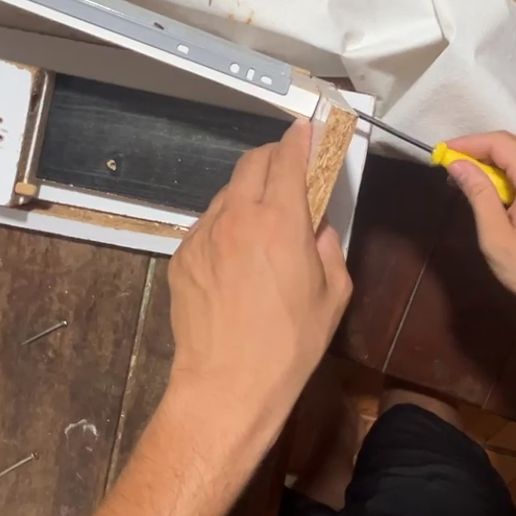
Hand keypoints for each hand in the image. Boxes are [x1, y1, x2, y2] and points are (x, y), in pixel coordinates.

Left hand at [165, 119, 353, 437]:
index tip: (307, 130)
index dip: (300, 138)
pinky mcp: (181, 256)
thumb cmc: (290, 344)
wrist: (226, 386)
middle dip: (273, 156)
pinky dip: (227, 224)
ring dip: (249, 192)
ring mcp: (203, 235)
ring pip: (227, 193)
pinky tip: (236, 256)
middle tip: (289, 168)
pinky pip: (208, 225)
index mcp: (280, 222)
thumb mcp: (333, 293)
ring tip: (262, 221)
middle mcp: (237, 218)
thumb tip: (316, 222)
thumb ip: (327, 244)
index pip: (288, 158)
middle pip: (251, 162)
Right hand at [443, 132, 515, 348]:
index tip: (443, 151)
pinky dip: (515, 173)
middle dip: (483, 148)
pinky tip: (499, 191)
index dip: (470, 142)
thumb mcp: (496, 235)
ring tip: (471, 176)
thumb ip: (478, 193)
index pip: (501, 143)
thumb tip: (458, 164)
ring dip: (499, 161)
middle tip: (453, 163)